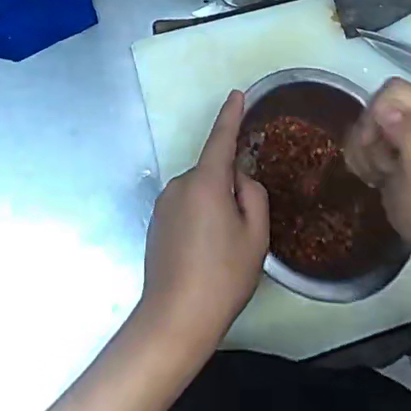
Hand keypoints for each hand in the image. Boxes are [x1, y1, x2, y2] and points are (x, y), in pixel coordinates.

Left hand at [137, 90, 268, 351]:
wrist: (175, 316)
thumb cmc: (222, 275)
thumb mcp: (255, 236)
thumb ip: (253, 195)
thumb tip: (239, 178)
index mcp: (205, 181)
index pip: (220, 139)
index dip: (231, 116)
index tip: (238, 94)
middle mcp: (179, 184)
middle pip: (213, 174)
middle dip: (230, 190)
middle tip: (244, 231)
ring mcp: (164, 203)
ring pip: (200, 193)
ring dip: (214, 208)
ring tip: (223, 251)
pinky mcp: (156, 221)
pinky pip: (186, 208)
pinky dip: (199, 220)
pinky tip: (204, 254)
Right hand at [343, 77, 410, 273]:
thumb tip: (384, 109)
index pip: (393, 90)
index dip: (376, 115)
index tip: (376, 147)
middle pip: (379, 104)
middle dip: (369, 134)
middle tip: (377, 165)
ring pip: (370, 122)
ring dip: (365, 149)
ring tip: (377, 175)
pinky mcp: (403, 149)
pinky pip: (370, 139)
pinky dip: (365, 157)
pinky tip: (375, 177)